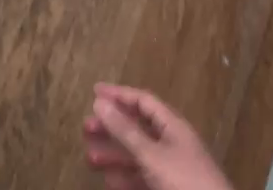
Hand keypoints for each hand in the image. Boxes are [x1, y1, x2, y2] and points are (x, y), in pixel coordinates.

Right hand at [82, 83, 233, 189]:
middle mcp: (173, 144)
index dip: (119, 94)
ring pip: (138, 155)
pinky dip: (126, 177)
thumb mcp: (151, 154)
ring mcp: (173, 169)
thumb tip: (98, 101)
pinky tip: (110, 181)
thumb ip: (124, 129)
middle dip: (111, 127)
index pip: (143, 101)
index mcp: (173, 128)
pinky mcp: (170, 189)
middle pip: (137, 127)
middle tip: (87, 128)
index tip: (94, 91)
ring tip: (91, 159)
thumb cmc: (185, 182)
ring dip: (113, 155)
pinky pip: (143, 177)